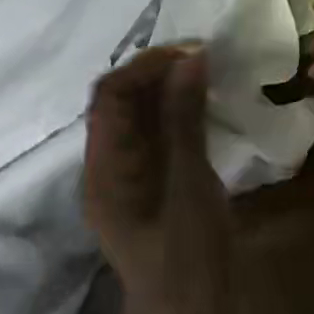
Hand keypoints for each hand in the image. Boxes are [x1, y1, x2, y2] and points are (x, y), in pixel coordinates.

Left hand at [83, 45, 233, 313]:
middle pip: (121, 98)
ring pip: (140, 110)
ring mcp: (130, 170)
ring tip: (208, 69)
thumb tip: (191, 56)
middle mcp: (109, 163)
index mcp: (104, 169)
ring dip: (169, 83)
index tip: (190, 52)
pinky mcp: (152, 176)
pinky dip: (179, 104)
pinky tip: (206, 97)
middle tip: (204, 56)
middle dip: (158, 69)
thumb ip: (185, 121)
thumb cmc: (188, 261)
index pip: (110, 95)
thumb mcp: (190, 188)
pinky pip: (158, 126)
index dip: (145, 65)